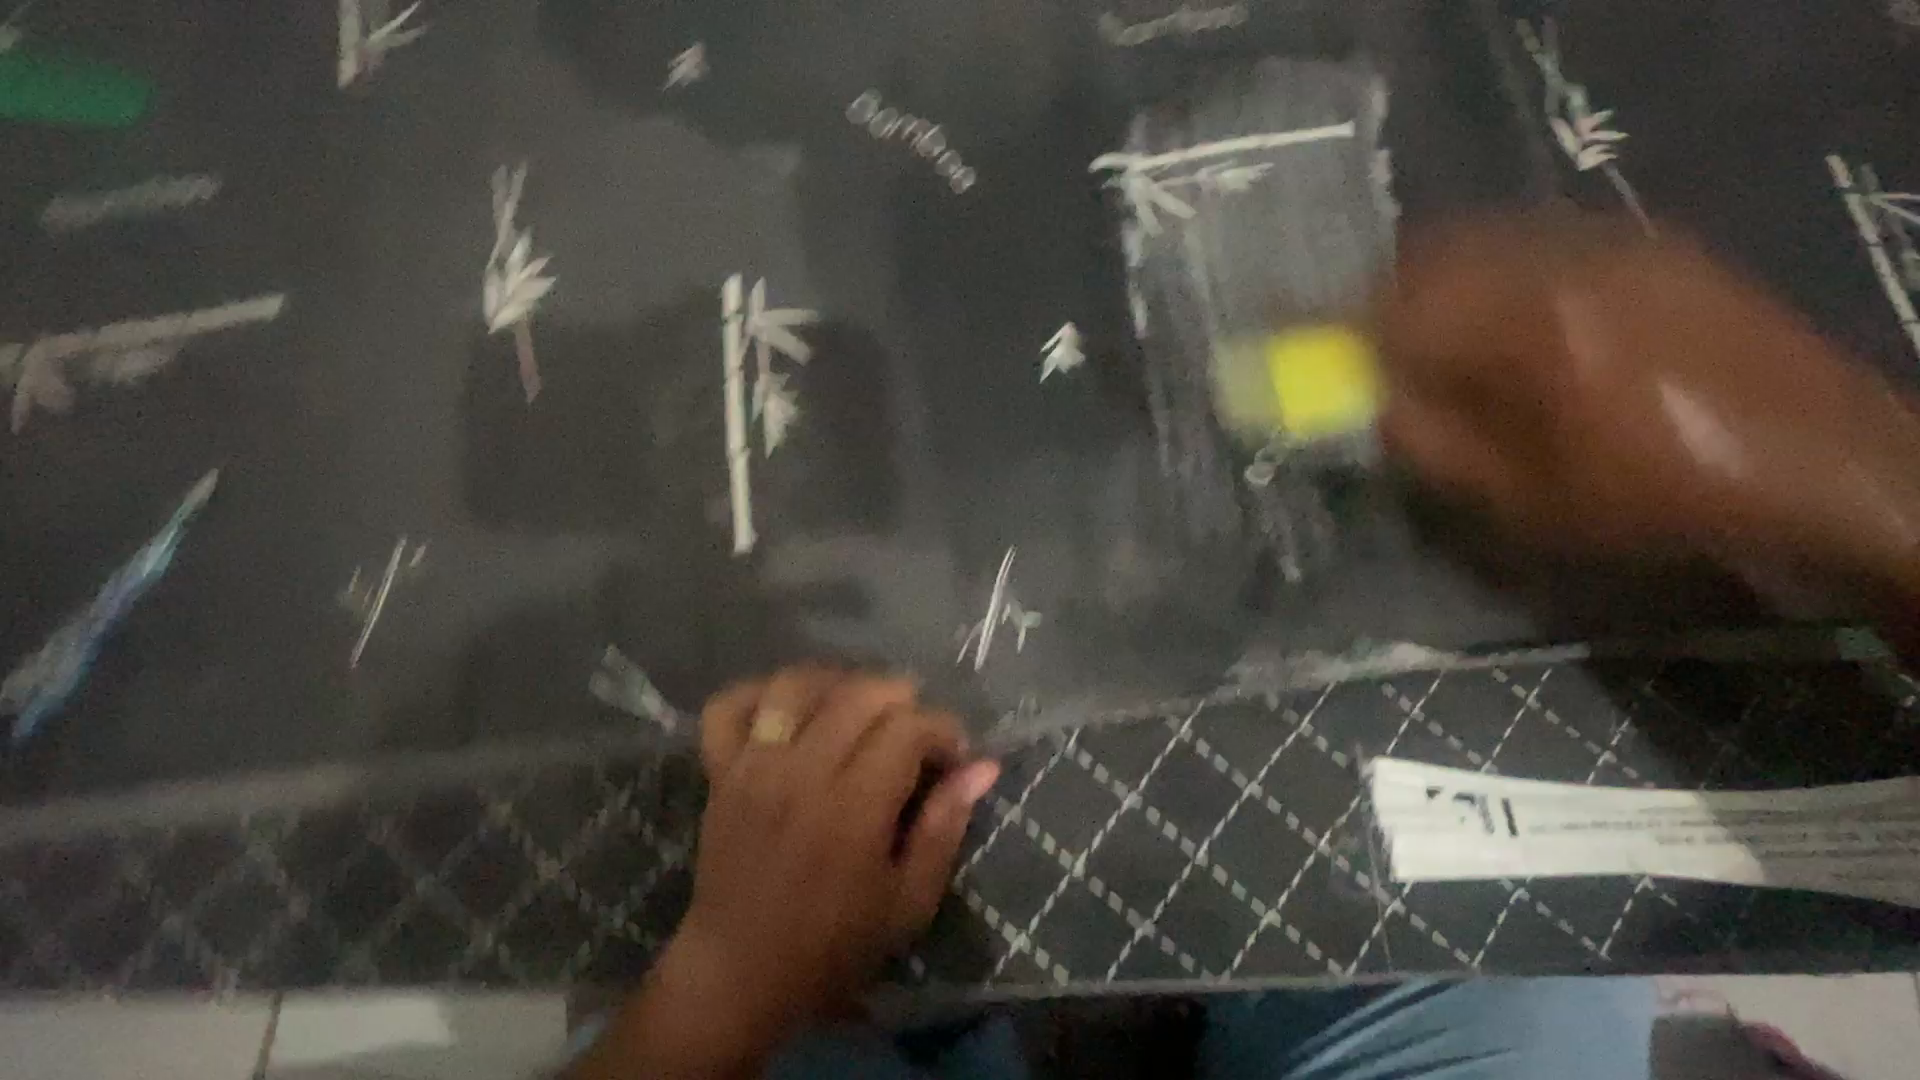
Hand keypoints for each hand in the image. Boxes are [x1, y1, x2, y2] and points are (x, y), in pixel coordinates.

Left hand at [572, 669, 999, 1079]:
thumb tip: (982, 766)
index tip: (952, 755)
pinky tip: (791, 707)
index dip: (943, 730)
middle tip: (913, 731)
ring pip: (796, 686)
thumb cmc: (834, 945)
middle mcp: (801, 773)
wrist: (740, 973)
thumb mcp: (909, 902)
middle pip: (859, 694)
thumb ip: (946, 827)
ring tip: (859, 706)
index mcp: (853, 809)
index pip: (908, 728)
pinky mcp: (720, 771)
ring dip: (838, 682)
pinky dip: (760, 692)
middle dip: (901, 698)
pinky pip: (729, 706)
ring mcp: (753, 766)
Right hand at [1374, 213, 1919, 578]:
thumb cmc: (1656, 498)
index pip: (1390, 311)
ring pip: (1479, 239)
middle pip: (1428, 256)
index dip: (1324, 325)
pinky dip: (1485, 270)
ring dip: (1427, 280)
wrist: (1824, 468)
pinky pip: (1532, 239)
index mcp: (1527, 329)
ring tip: (1413, 328)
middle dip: (1373, 297)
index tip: (1280, 336)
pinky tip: (1489, 313)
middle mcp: (1564, 262)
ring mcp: (1613, 242)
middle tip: (1348, 340)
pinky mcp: (1648, 244)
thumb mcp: (1519, 496)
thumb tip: (1362, 402)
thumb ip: (1425, 441)